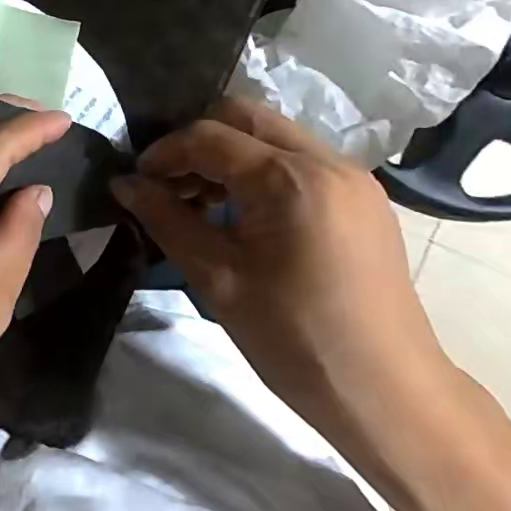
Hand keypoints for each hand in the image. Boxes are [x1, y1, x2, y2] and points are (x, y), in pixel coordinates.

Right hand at [110, 98, 455, 432]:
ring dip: (225, 155)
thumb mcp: (214, 275)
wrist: (387, 393)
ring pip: (270, 136)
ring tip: (197, 202)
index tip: (135, 182)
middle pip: (244, 117)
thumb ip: (164, 217)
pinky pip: (295, 160)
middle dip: (195, 141)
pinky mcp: (361, 200)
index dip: (162, 153)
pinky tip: (237, 213)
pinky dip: (256, 171)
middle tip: (166, 183)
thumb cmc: (293, 335)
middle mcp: (328, 163)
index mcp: (291, 180)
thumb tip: (123, 183)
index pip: (209, 136)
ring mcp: (352, 179)